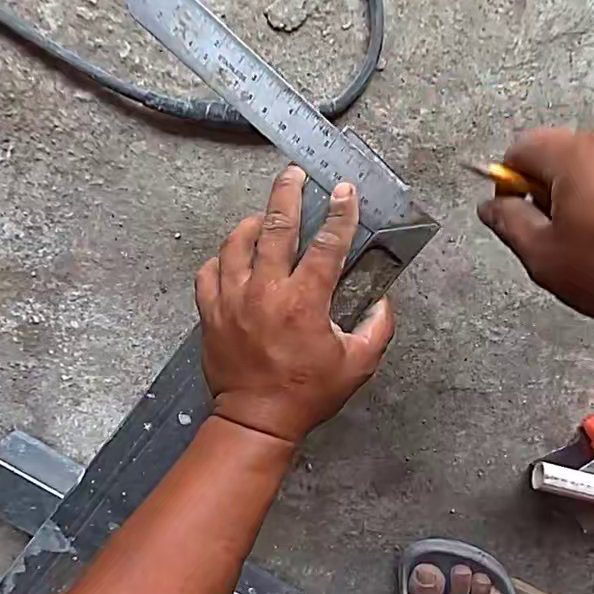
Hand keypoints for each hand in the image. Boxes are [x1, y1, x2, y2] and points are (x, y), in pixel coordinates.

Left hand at [196, 165, 395, 442]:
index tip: (346, 192)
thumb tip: (384, 303)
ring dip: (252, 221)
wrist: (257, 419)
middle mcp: (266, 291)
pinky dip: (222, 256)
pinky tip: (233, 254)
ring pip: (237, 242)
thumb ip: (378, 329)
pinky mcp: (211, 312)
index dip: (341, 214)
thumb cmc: (307, 395)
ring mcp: (233, 299)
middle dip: (288, 194)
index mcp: (304, 301)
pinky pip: (210, 270)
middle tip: (295, 174)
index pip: (327, 244)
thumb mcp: (357, 366)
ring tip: (264, 213)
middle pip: (276, 226)